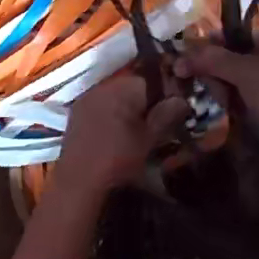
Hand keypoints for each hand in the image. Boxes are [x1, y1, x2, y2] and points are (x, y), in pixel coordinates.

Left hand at [51, 75, 188, 197]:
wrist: (79, 179)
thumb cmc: (118, 159)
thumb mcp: (149, 139)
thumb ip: (166, 115)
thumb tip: (181, 99)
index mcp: (122, 88)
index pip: (150, 79)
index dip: (164, 93)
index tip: (171, 113)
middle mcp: (102, 86)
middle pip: (131, 86)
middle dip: (145, 101)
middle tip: (154, 124)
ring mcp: (86, 98)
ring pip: (115, 95)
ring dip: (127, 108)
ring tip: (135, 130)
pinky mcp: (76, 112)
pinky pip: (100, 105)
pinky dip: (110, 114)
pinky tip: (114, 133)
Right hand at [178, 28, 258, 165]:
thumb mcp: (247, 76)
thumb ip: (213, 61)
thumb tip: (179, 55)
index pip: (221, 36)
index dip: (200, 51)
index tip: (181, 72)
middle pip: (228, 59)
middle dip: (211, 76)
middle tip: (203, 96)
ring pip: (238, 83)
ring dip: (224, 96)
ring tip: (215, 112)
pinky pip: (251, 100)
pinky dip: (239, 109)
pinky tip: (234, 121)